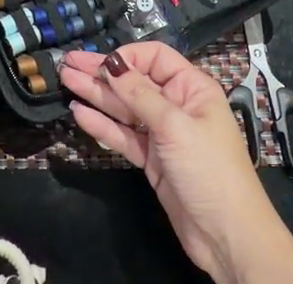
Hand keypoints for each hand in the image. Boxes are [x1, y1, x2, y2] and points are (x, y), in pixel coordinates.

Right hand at [63, 44, 292, 283]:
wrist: (227, 235)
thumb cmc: (209, 169)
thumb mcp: (175, 127)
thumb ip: (139, 94)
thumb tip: (111, 62)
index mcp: (192, 88)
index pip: (155, 58)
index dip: (127, 57)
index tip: (98, 62)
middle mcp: (176, 105)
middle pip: (134, 81)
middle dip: (102, 72)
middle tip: (67, 63)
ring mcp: (162, 134)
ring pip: (124, 108)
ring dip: (96, 95)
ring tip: (66, 81)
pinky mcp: (152, 159)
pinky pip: (123, 135)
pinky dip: (102, 125)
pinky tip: (79, 113)